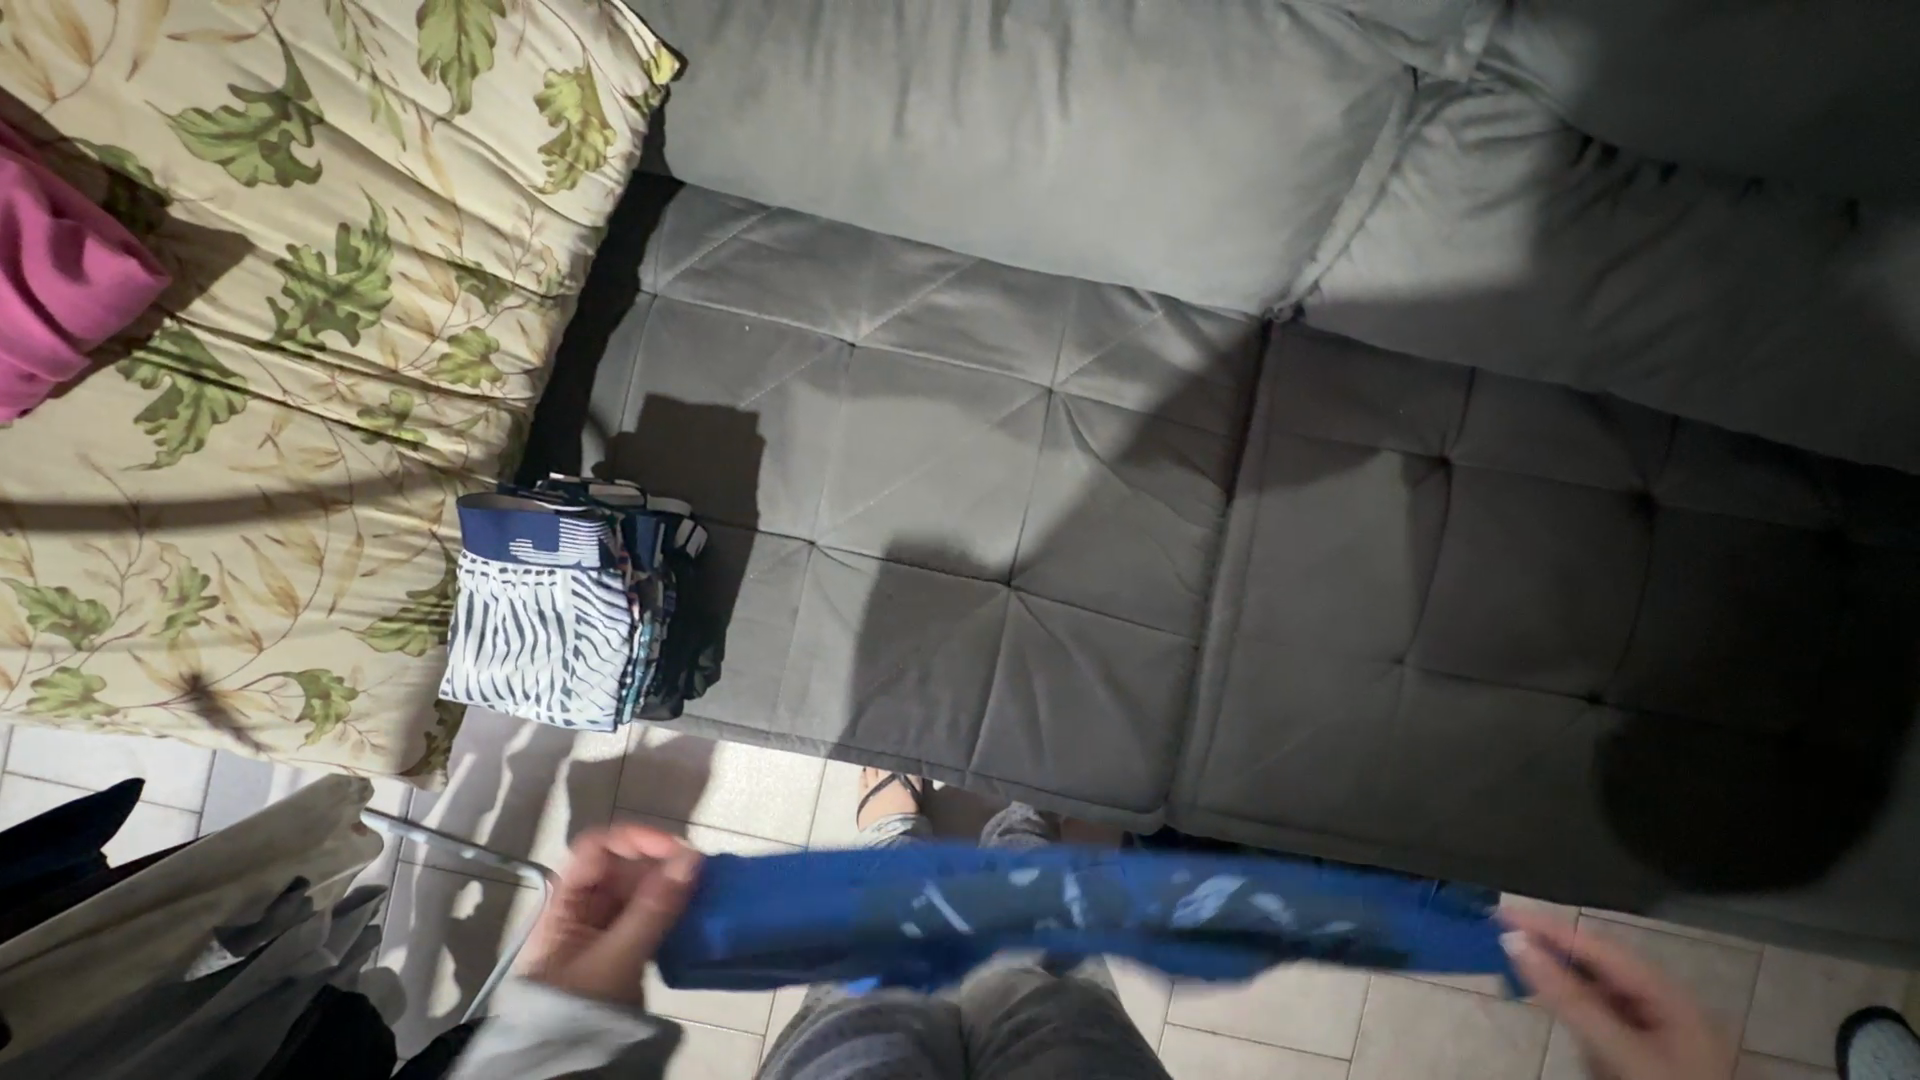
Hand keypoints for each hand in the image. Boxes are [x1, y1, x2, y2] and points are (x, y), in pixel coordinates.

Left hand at [519, 824, 702, 1007]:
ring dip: (670, 883)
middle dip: (660, 862)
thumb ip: (654, 908)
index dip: (635, 840)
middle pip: (622, 865)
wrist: (560, 1071)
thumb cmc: (575, 1010)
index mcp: (565, 903)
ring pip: (639, 888)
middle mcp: (581, 908)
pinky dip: (671, 906)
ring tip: (701, 888)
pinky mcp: (622, 948)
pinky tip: (692, 911)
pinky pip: (649, 913)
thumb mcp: (615, 959)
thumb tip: (692, 857)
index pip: (597, 848)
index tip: (675, 849)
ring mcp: (602, 929)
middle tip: (697, 871)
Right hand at [1501, 909, 1734, 1079]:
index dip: (1547, 927)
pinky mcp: (1640, 1045)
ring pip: (1594, 984)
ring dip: (1555, 973)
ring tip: (1514, 963)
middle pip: (1596, 960)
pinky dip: (1569, 1002)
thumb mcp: (1621, 1054)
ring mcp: (1654, 1024)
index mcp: (1669, 994)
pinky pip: (1597, 1009)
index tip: (1497, 915)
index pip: (1598, 946)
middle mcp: (1663, 1000)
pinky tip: (1548, 999)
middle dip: (1549, 946)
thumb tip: (1513, 943)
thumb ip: (1569, 999)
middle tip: (1496, 936)